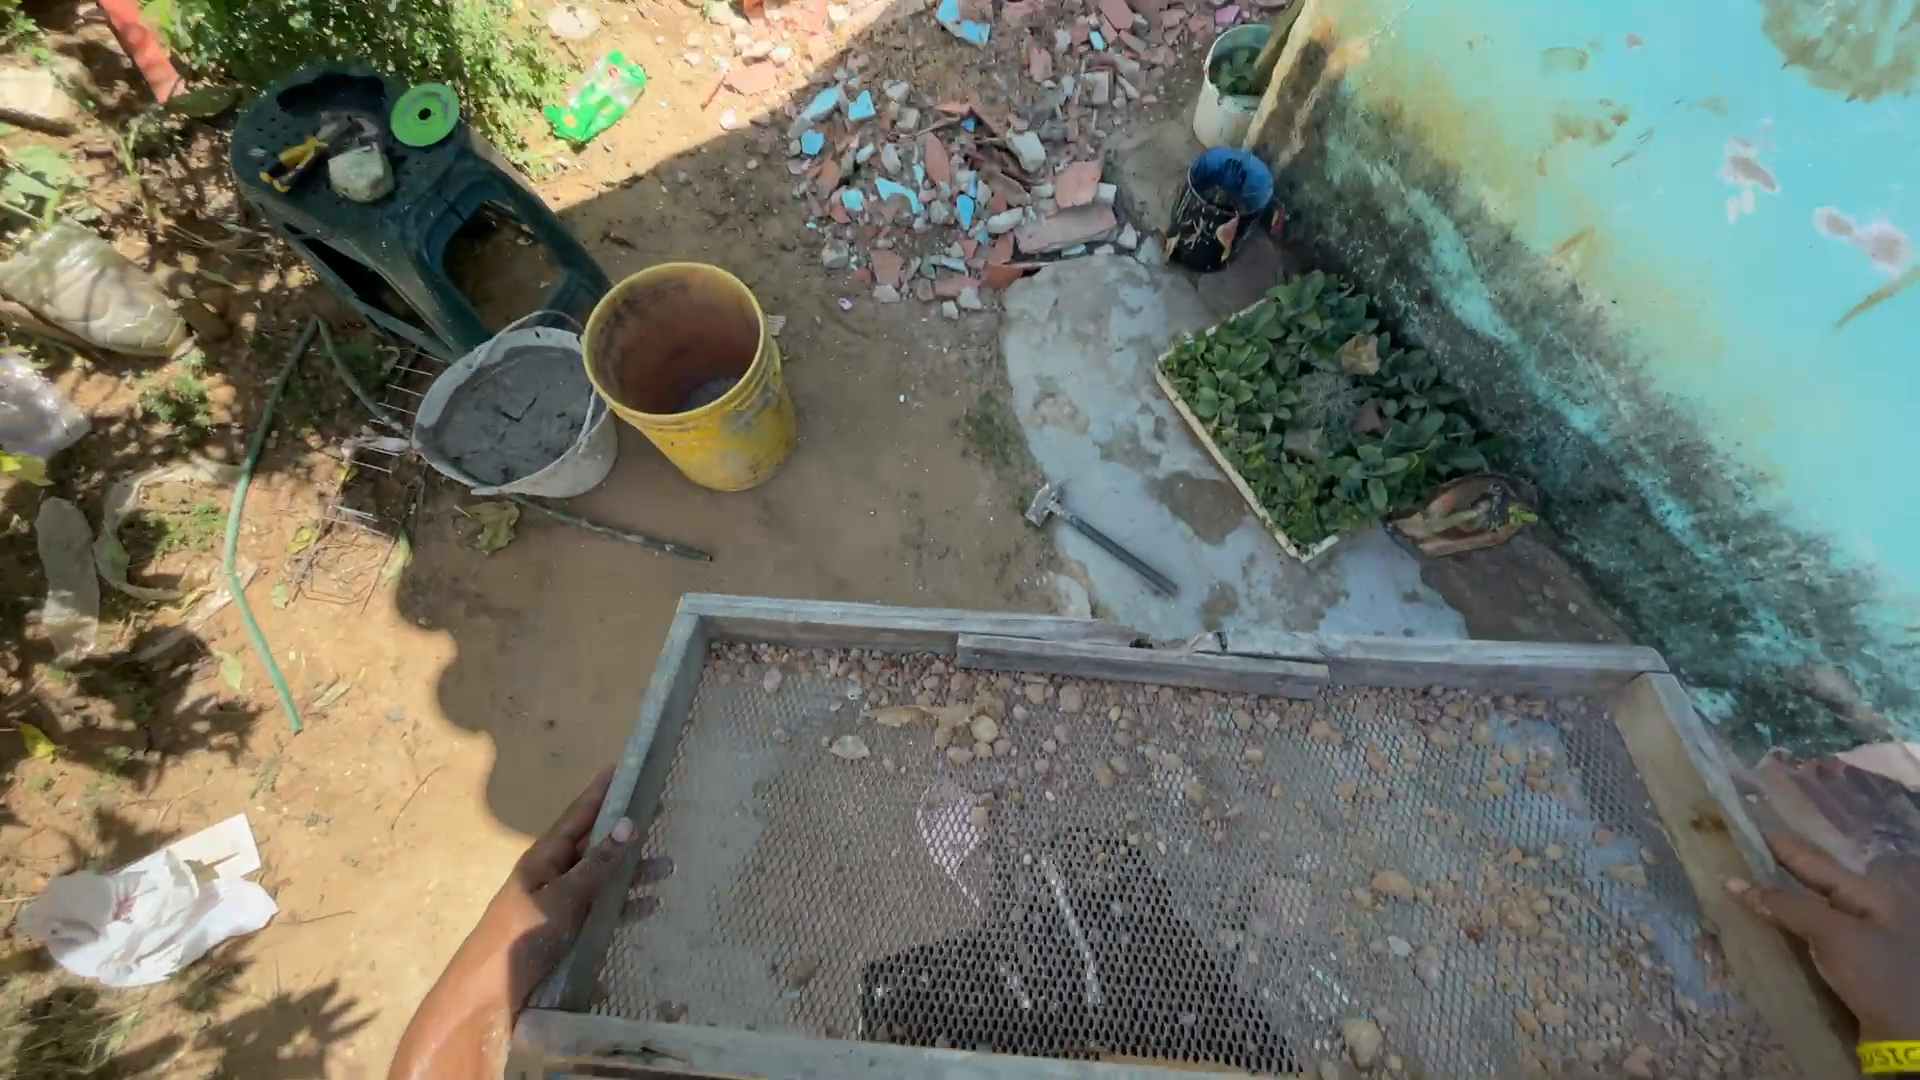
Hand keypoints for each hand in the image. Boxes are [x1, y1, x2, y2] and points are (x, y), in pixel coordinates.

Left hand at [389, 766, 633, 1079]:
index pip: (580, 813)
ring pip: (604, 876)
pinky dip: (626, 904)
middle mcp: (555, 873)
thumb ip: (597, 862)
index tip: (624, 765)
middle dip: (627, 829)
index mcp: (547, 856)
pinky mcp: (567, 929)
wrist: (486, 998)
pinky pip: (603, 908)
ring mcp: (561, 901)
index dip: (601, 789)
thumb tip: (629, 823)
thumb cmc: (521, 937)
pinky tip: (649, 906)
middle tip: (660, 810)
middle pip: (597, 842)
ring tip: (668, 867)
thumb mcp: (562, 897)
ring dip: (634, 871)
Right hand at [1726, 827, 1919, 1040]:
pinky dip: (1771, 925)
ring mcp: (1853, 939)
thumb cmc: (1880, 975)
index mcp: (1869, 896)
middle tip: (1721, 854)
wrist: (1909, 1038)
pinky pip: (1798, 934)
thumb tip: (1729, 880)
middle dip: (1761, 868)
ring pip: (1797, 908)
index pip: (1808, 858)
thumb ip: (1782, 902)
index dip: (1769, 840)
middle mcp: (1862, 911)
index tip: (1730, 822)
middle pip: (1802, 881)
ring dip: (1762, 899)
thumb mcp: (1832, 933)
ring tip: (1723, 886)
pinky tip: (1746, 922)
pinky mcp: (1841, 963)